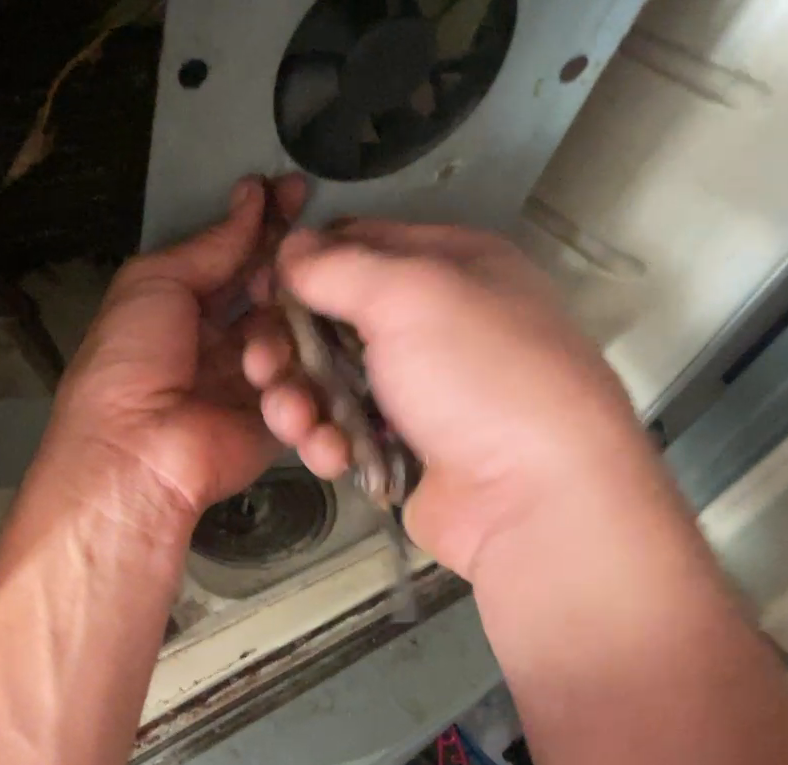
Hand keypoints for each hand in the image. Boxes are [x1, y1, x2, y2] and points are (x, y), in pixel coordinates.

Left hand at [38, 175, 307, 523]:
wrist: (135, 454)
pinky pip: (309, 396)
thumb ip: (210, 246)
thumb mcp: (155, 284)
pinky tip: (276, 394)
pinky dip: (301, 391)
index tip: (296, 190)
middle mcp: (219, 343)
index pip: (235, 256)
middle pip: (273, 296)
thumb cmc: (131, 362)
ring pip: (298, 340)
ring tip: (255, 361)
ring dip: (282, 340)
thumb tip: (251, 199)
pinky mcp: (278, 425)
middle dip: (290, 276)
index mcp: (182, 309)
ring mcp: (252, 384)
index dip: (264, 223)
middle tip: (306, 263)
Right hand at [244, 222, 654, 575]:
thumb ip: (339, 267)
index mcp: (449, 265)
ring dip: (299, 400)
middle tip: (262, 366)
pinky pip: (345, 431)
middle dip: (288, 345)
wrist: (530, 496)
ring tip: (295, 420)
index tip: (257, 291)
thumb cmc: (477, 376)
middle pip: (332, 319)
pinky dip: (329, 441)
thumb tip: (290, 248)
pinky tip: (333, 455)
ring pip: (329, 381)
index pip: (358, 245)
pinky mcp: (401, 445)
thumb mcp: (409, 295)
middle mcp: (433, 321)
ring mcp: (417, 388)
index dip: (303, 264)